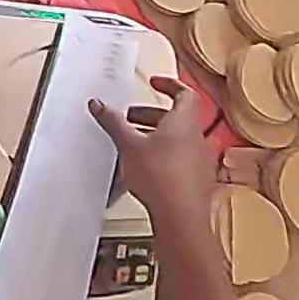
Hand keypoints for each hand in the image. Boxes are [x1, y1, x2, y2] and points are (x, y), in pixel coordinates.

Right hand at [89, 76, 221, 230]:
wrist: (180, 217)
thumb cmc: (162, 178)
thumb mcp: (128, 144)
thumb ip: (113, 122)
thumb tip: (99, 105)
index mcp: (183, 122)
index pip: (184, 92)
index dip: (169, 84)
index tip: (155, 82)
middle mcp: (196, 138)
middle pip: (175, 117)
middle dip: (150, 115)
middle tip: (130, 118)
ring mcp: (199, 160)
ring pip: (176, 139)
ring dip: (155, 136)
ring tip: (132, 144)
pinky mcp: (197, 180)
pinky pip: (179, 159)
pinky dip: (162, 156)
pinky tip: (143, 168)